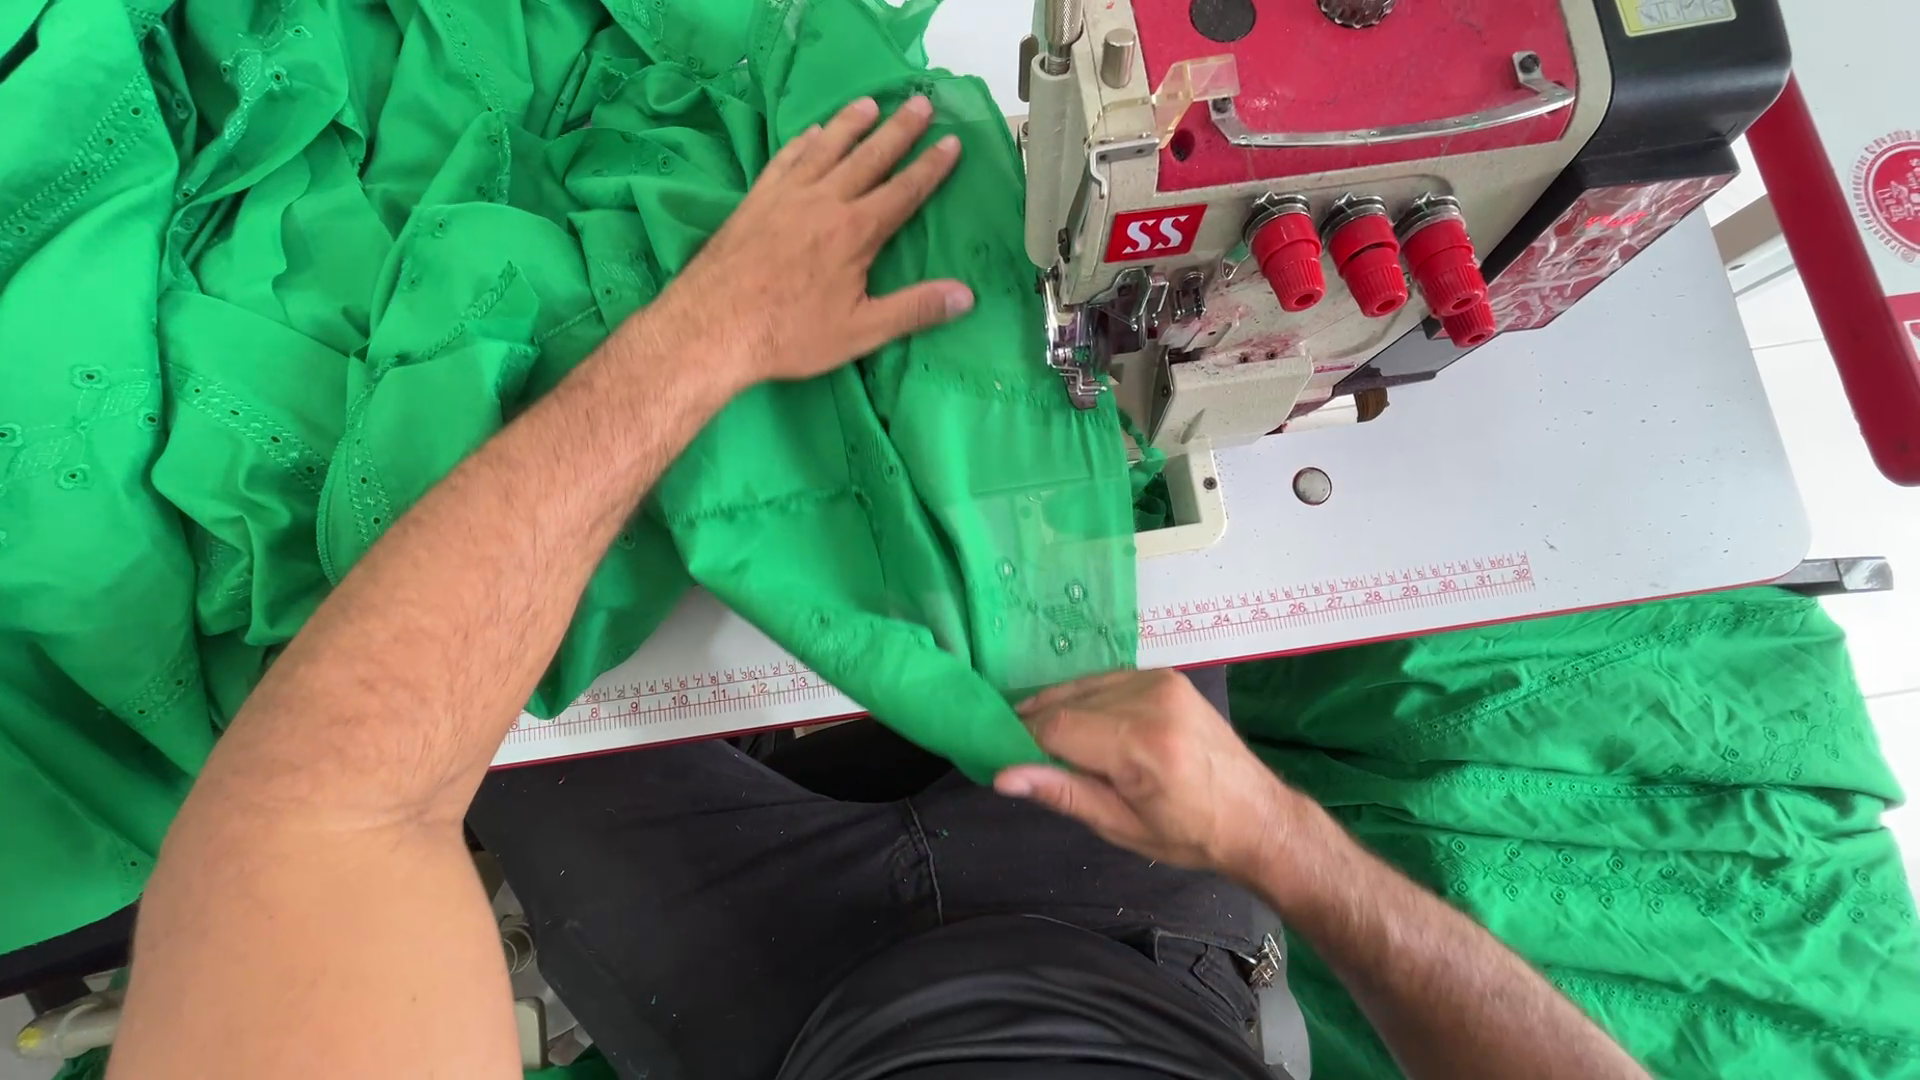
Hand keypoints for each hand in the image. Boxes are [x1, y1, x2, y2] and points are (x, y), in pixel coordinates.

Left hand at [648, 94, 973, 388]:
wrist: (714, 326)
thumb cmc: (791, 334)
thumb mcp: (861, 332)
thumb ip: (914, 310)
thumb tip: (966, 296)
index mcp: (856, 233)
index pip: (903, 191)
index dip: (931, 167)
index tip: (951, 142)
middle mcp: (824, 201)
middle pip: (869, 157)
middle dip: (898, 130)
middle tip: (920, 103)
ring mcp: (787, 196)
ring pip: (827, 148)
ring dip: (851, 124)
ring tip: (870, 104)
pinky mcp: (758, 200)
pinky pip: (787, 158)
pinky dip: (804, 141)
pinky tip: (812, 133)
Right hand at [994, 669, 1310, 879]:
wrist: (1256, 815)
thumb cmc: (1189, 834)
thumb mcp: (1120, 827)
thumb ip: (1061, 792)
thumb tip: (1002, 776)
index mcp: (1143, 745)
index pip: (1057, 727)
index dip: (1023, 741)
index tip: (1003, 758)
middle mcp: (1151, 700)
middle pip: (1066, 702)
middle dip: (1037, 725)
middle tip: (1019, 752)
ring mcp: (1160, 681)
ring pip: (1082, 687)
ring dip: (1058, 710)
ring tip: (1048, 740)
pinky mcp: (1164, 675)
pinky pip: (1105, 680)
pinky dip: (1085, 699)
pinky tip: (1081, 722)